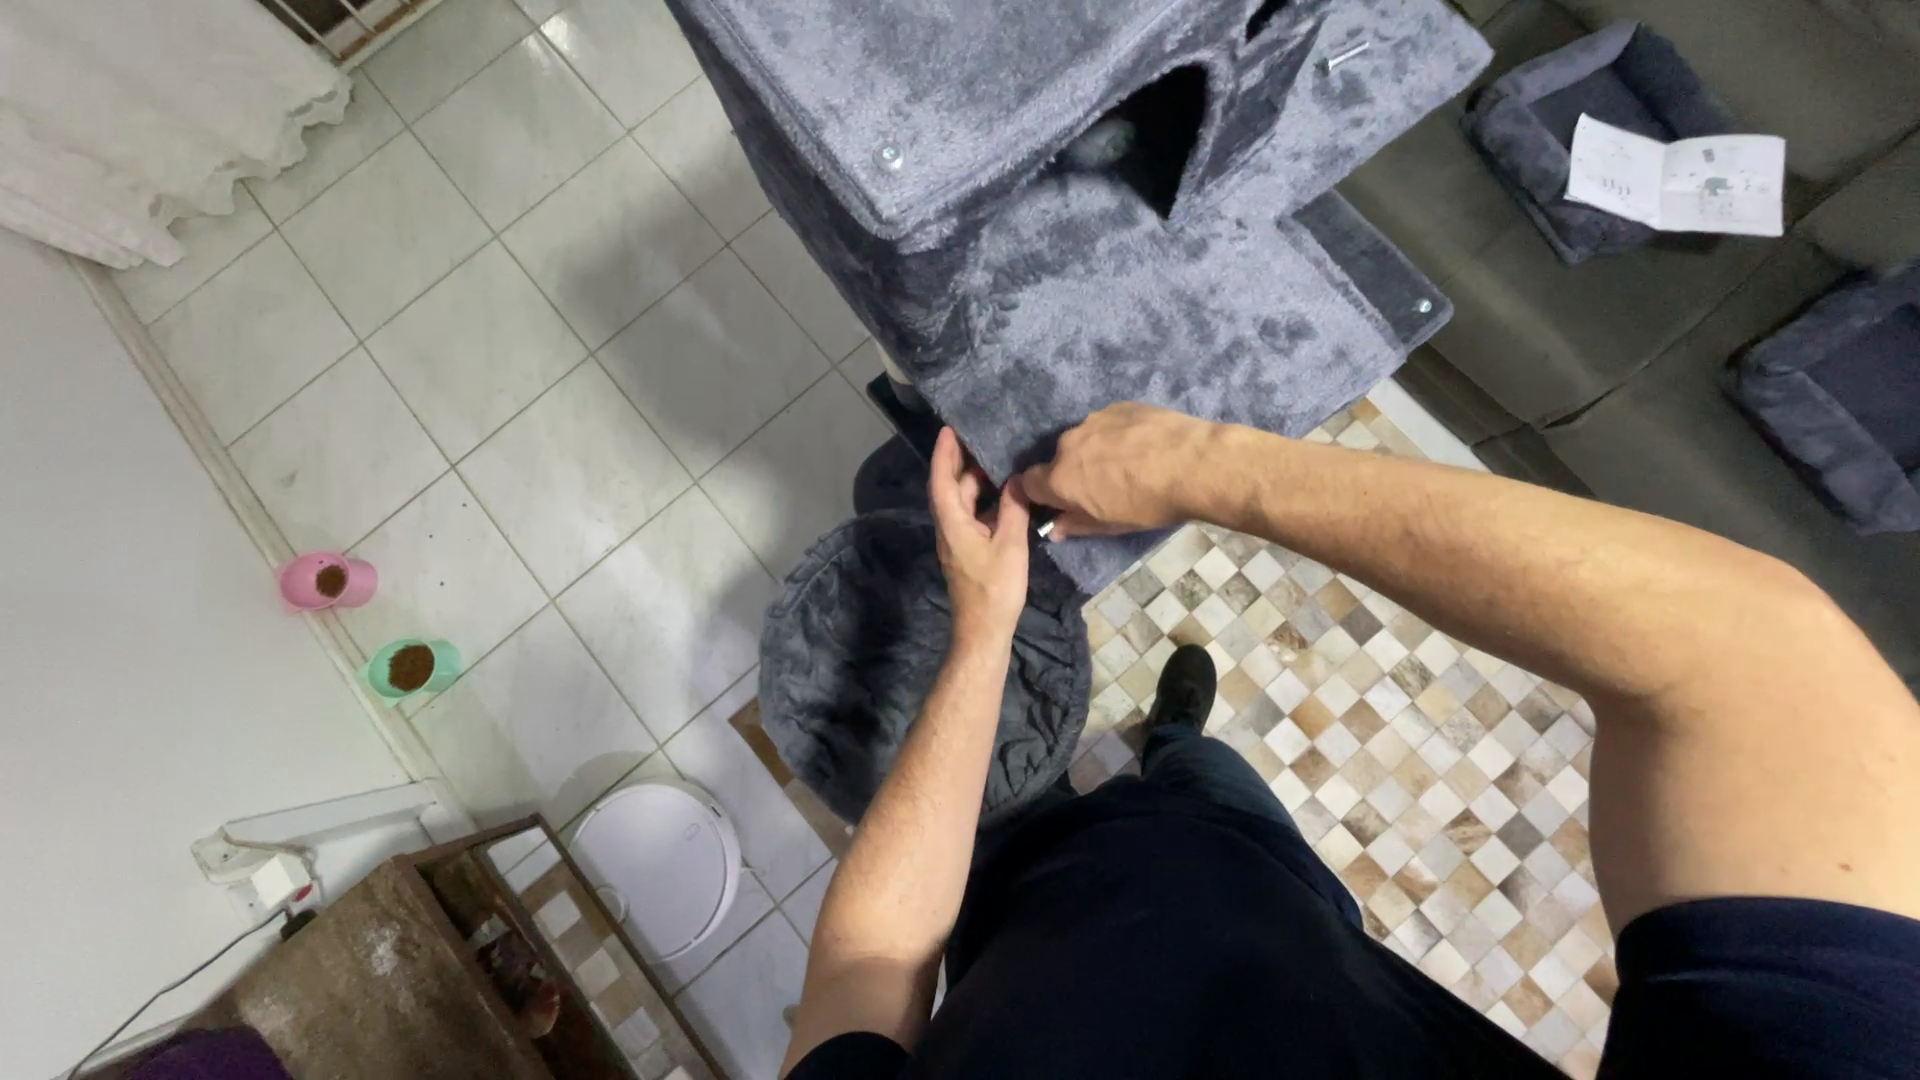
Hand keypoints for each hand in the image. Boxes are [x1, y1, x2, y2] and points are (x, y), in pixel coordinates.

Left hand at [929, 427, 1030, 644]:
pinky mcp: (968, 551)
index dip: (944, 454)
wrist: (984, 630)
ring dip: (974, 481)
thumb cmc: (995, 588)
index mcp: (953, 524)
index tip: (949, 430)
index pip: (942, 480)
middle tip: (978, 436)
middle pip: (951, 488)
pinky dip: (984, 500)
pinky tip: (1004, 494)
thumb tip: (1017, 480)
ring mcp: (957, 541)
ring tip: (994, 458)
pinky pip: (972, 516)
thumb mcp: (1010, 545)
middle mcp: (949, 528)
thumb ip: (1013, 509)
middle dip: (960, 461)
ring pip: (962, 503)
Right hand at [1019, 403, 1220, 540]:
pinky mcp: (1119, 406)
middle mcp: (1068, 444)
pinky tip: (1143, 444)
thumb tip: (1055, 528)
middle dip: (1075, 471)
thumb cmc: (1149, 504)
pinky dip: (1118, 434)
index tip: (1061, 500)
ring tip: (1129, 462)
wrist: (1193, 464)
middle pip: (1060, 459)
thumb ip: (1075, 524)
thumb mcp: (1110, 525)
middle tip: (1105, 484)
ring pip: (1085, 439)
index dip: (1043, 493)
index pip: (1029, 483)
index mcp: (1060, 478)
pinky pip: (1108, 423)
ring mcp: (1093, 420)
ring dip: (1096, 450)